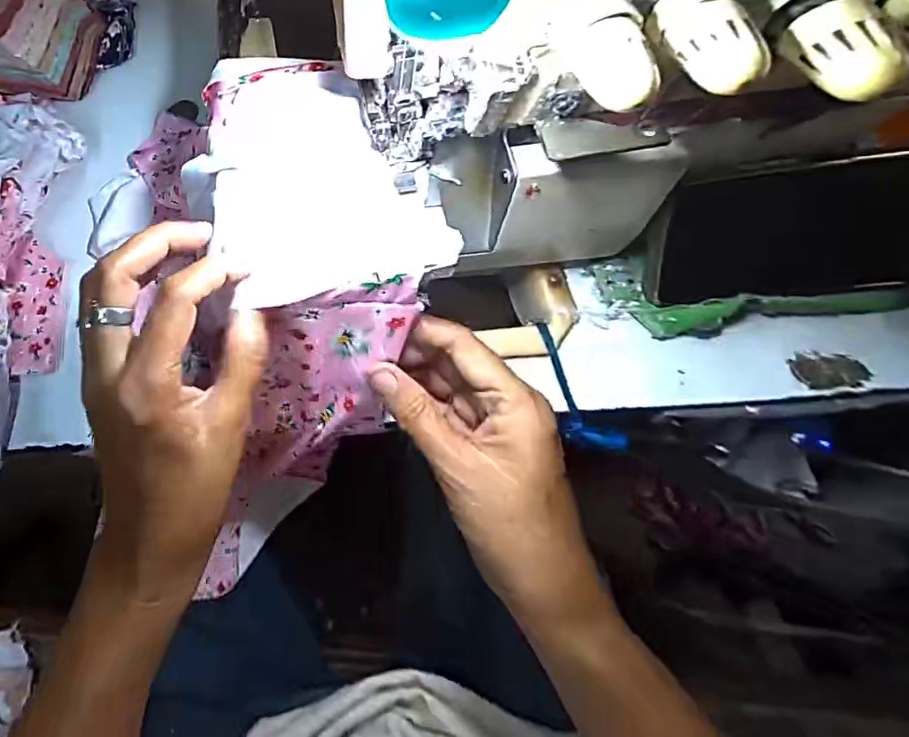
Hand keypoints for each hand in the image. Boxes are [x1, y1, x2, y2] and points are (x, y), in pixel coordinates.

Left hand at [79, 221, 266, 599]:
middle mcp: (106, 367)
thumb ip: (242, 359)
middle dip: (154, 241)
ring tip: (183, 247)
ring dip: (135, 256)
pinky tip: (164, 281)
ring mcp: (92, 369)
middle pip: (109, 276)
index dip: (207, 272)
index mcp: (144, 383)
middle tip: (200, 234)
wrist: (144, 539)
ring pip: (95, 288)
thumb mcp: (230, 425)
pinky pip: (100, 310)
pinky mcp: (95, 374)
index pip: (169, 300)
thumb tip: (250, 304)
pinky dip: (128, 282)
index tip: (239, 264)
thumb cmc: (193, 492)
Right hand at [369, 316, 606, 621]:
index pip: (465, 346)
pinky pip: (448, 411)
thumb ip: (414, 412)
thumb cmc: (507, 522)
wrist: (543, 585)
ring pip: (449, 386)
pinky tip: (390, 394)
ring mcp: (495, 423)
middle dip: (413, 352)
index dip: (424, 330)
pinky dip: (420, 402)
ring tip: (370, 364)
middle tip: (366, 345)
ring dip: (413, 376)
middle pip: (456, 363)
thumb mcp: (455, 463)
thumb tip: (375, 369)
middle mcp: (507, 402)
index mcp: (514, 399)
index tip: (381, 322)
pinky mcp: (482, 443)